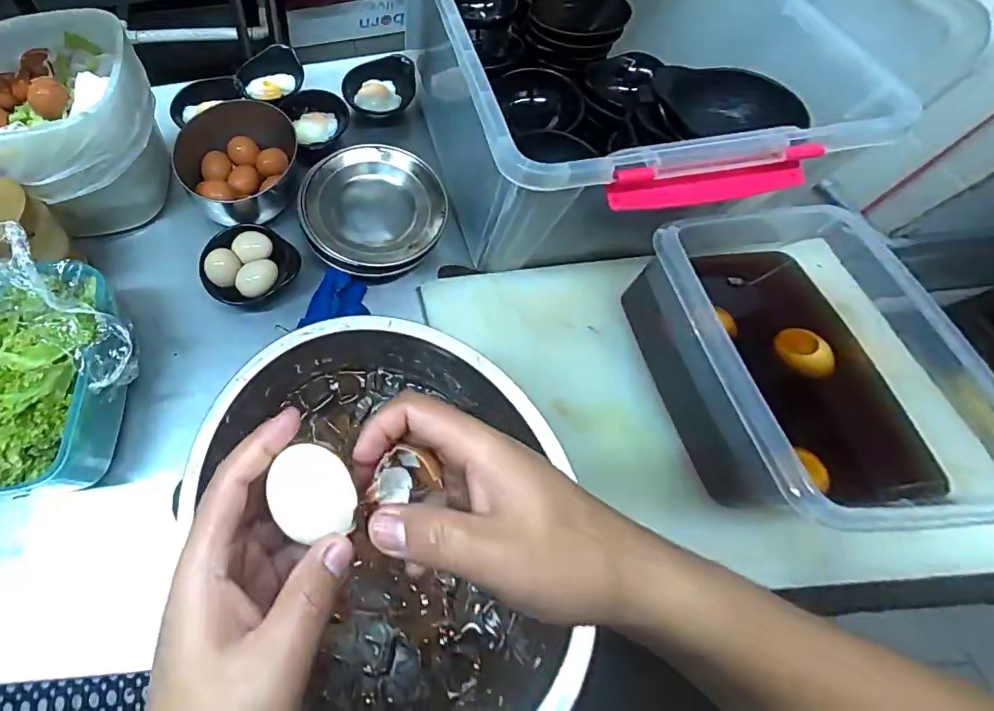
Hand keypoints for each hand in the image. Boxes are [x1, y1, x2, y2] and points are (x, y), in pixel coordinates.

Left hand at [150, 407, 352, 710]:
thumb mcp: (269, 662)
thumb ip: (308, 600)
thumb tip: (343, 541)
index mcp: (202, 562)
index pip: (229, 485)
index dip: (259, 446)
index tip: (291, 420)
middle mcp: (213, 563)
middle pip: (250, 502)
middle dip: (288, 476)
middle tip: (331, 459)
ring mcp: (231, 587)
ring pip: (268, 534)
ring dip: (303, 517)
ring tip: (341, 498)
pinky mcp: (247, 611)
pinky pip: (279, 567)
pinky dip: (307, 555)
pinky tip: (334, 549)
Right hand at [350, 392, 667, 627]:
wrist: (635, 585)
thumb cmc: (566, 559)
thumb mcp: (492, 554)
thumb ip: (429, 537)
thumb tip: (372, 524)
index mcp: (477, 446)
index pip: (413, 409)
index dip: (377, 429)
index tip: (357, 469)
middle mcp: (479, 454)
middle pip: (415, 439)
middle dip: (384, 469)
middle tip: (365, 508)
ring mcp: (489, 480)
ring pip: (429, 475)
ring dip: (404, 503)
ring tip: (386, 542)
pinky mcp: (496, 507)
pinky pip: (448, 504)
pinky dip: (427, 524)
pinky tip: (419, 563)